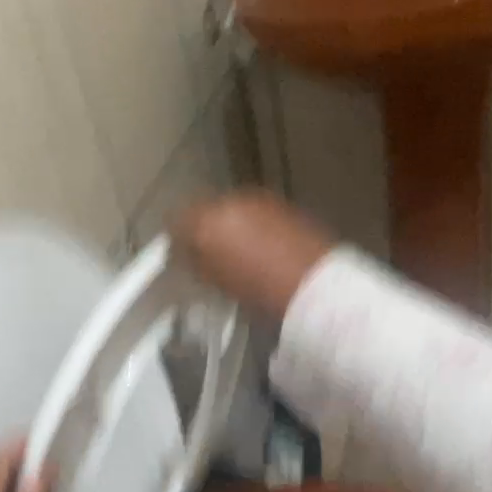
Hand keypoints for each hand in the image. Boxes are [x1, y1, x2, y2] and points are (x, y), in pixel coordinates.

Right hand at [171, 189, 335, 320]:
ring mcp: (257, 200)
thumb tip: (187, 254)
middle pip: (204, 210)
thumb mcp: (216, 282)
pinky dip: (250, 226)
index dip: (176, 241)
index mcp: (206, 219)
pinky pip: (254, 213)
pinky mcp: (281, 206)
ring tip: (235, 253)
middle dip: (203, 229)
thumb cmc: (259, 292)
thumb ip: (196, 262)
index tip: (180, 258)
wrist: (315, 287)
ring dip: (228, 226)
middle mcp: (229, 201)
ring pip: (230, 209)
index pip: (176, 222)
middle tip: (206, 255)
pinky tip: (258, 248)